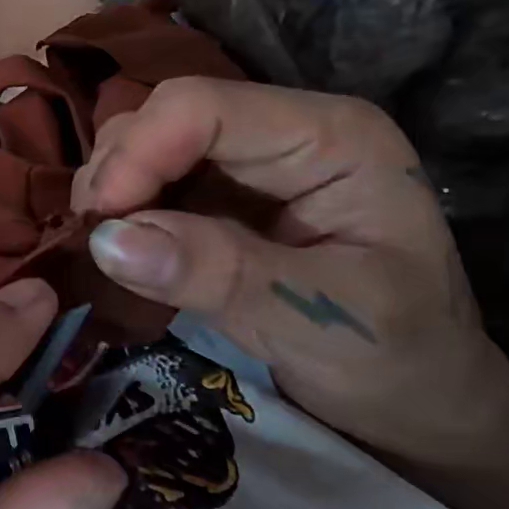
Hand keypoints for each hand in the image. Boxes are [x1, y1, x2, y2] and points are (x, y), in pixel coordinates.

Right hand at [71, 77, 508, 467]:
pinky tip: (120, 249)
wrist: (410, 400)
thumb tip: (107, 240)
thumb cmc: (396, 359)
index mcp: (329, 138)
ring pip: (138, 143)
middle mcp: (278, 131)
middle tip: (98, 244)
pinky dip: (114, 211)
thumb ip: (218, 274)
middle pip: (158, 117)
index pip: (201, 108)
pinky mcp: (210, 191)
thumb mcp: (319, 322)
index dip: (137, 155)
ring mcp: (241, 160)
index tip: (102, 225)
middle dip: (115, 176)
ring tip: (109, 251)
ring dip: (108, 194)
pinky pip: (138, 179)